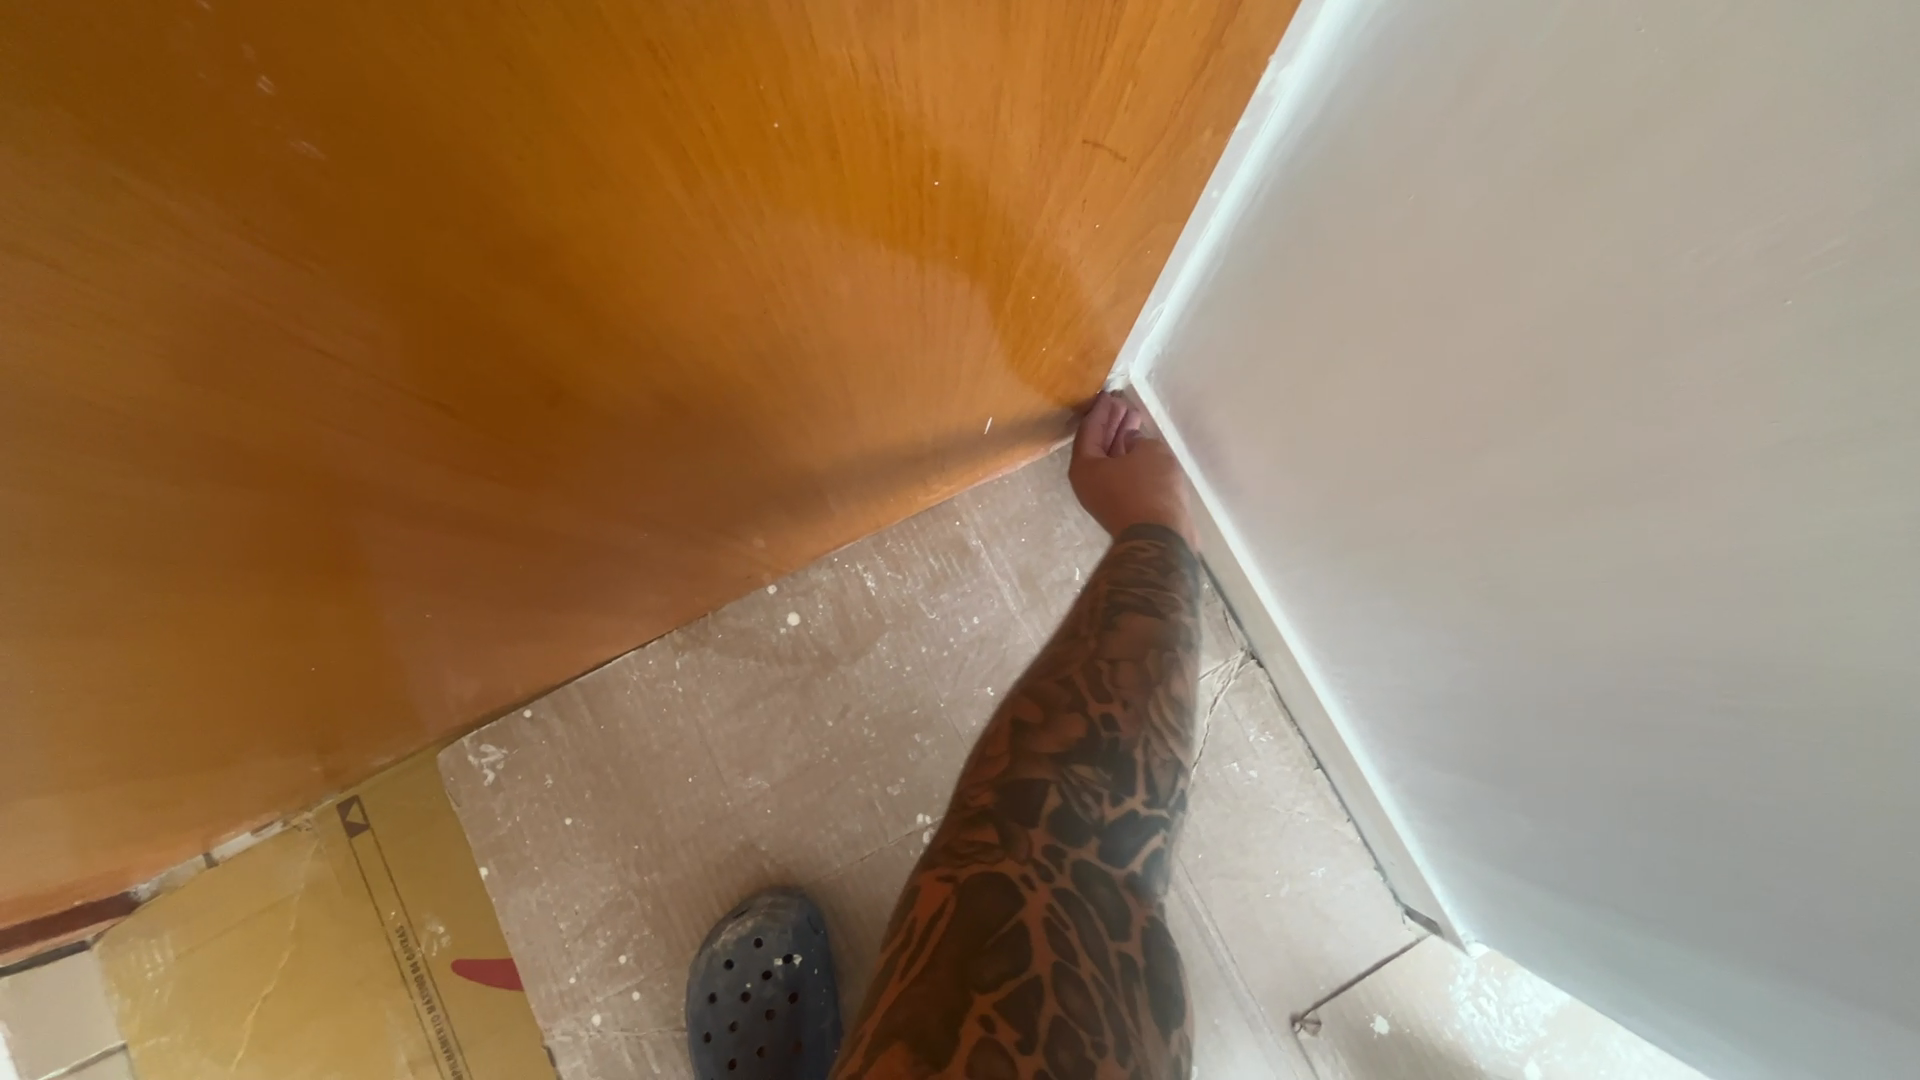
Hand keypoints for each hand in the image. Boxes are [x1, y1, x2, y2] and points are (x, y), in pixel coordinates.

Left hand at [1068, 392, 1197, 549]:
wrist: (1160, 538)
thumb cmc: (1149, 488)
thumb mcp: (1148, 452)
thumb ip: (1136, 440)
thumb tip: (1130, 442)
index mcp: (1084, 466)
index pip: (1089, 429)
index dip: (1101, 410)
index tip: (1109, 394)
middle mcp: (1088, 482)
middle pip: (1097, 445)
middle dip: (1111, 423)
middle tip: (1123, 404)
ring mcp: (1103, 497)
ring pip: (1110, 460)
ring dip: (1121, 439)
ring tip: (1135, 419)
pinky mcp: (1120, 506)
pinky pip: (1121, 473)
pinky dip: (1130, 457)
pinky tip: (1142, 447)